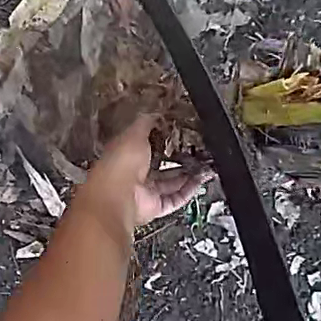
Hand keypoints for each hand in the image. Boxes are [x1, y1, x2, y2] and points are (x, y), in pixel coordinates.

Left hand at [87, 116, 210, 228]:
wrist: (118, 194)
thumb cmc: (121, 162)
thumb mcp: (134, 133)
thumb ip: (146, 123)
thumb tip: (154, 113)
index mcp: (126, 154)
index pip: (146, 146)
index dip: (162, 141)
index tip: (179, 135)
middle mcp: (134, 174)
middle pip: (160, 166)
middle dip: (178, 160)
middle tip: (195, 153)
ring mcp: (144, 191)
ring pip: (170, 183)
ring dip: (186, 176)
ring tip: (202, 166)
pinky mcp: (154, 206)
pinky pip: (174, 199)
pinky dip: (187, 192)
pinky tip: (199, 181)